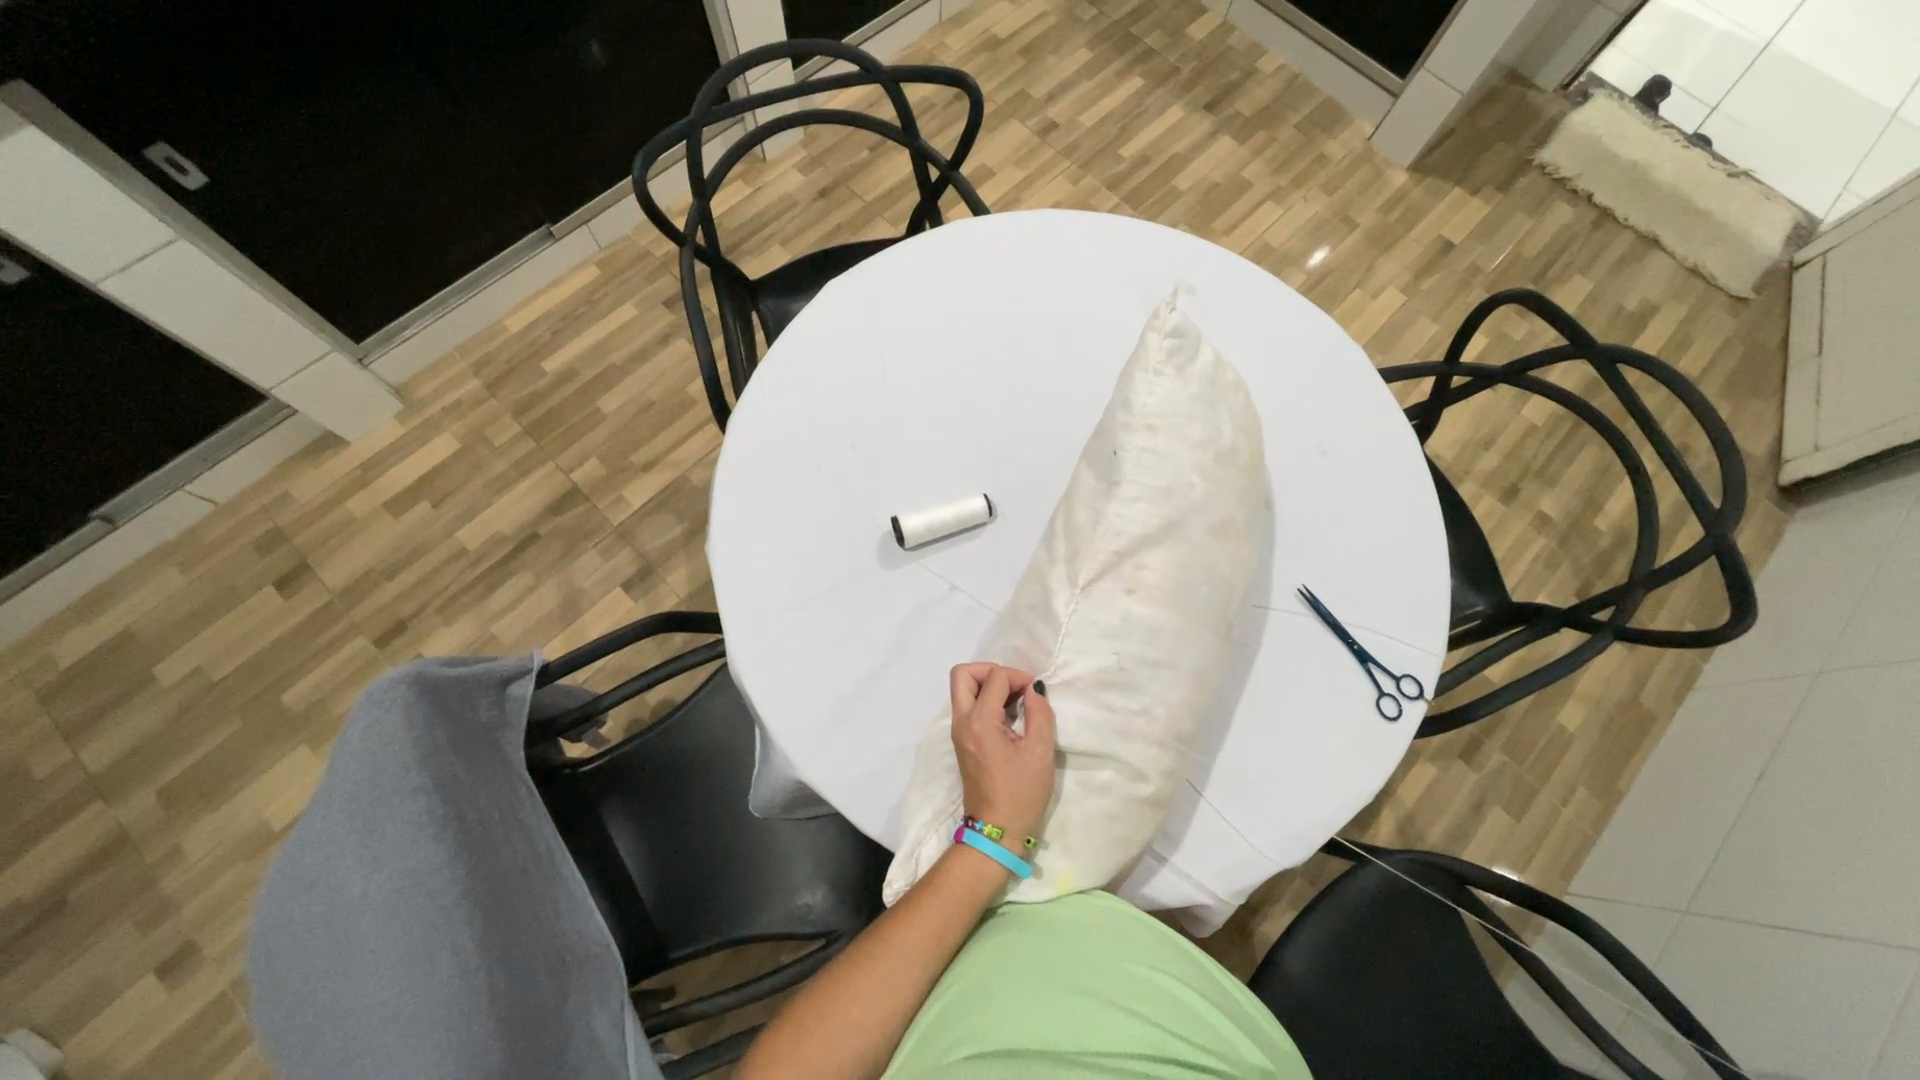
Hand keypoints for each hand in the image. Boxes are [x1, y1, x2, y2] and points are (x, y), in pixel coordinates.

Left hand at [948, 663, 1056, 846]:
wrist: (996, 831)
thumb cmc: (1021, 793)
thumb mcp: (1040, 751)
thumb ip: (1039, 713)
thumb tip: (1034, 690)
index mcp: (979, 722)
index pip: (994, 677)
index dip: (1019, 677)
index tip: (1036, 694)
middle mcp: (962, 722)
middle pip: (963, 674)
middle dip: (991, 671)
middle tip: (1016, 687)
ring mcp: (959, 732)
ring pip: (963, 689)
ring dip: (989, 686)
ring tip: (1017, 702)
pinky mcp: (963, 742)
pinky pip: (969, 707)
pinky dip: (987, 701)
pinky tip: (1010, 717)